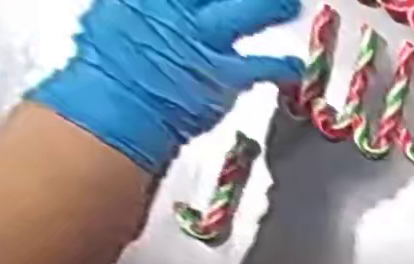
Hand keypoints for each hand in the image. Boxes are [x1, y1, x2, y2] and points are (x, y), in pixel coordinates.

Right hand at [26, 0, 302, 173]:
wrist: (119, 104)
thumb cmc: (117, 64)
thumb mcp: (121, 12)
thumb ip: (154, 6)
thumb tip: (180, 6)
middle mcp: (173, 6)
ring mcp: (200, 38)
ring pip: (243, 11)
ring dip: (272, 6)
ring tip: (291, 4)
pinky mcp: (223, 74)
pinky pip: (263, 67)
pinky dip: (284, 67)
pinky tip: (296, 65)